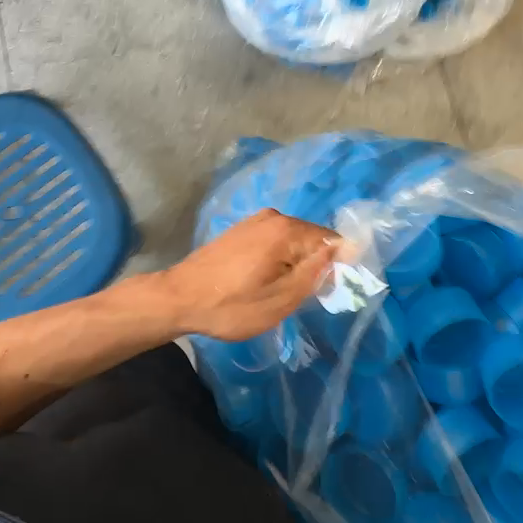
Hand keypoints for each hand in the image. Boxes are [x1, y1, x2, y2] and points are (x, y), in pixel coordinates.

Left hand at [147, 210, 344, 340]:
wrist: (180, 298)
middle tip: (310, 298)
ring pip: (295, 241)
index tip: (333, 292)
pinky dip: (282, 260)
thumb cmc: (231, 306)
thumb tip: (342, 251)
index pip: (332, 241)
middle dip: (319, 265)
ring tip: (289, 294)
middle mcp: (274, 216)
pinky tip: (271, 282)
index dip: (340, 266)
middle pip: (313, 239)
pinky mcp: (244, 230)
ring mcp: (256, 221)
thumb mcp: (280, 300)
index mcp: (286, 229)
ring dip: (299, 265)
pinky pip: (277, 241)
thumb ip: (314, 273)